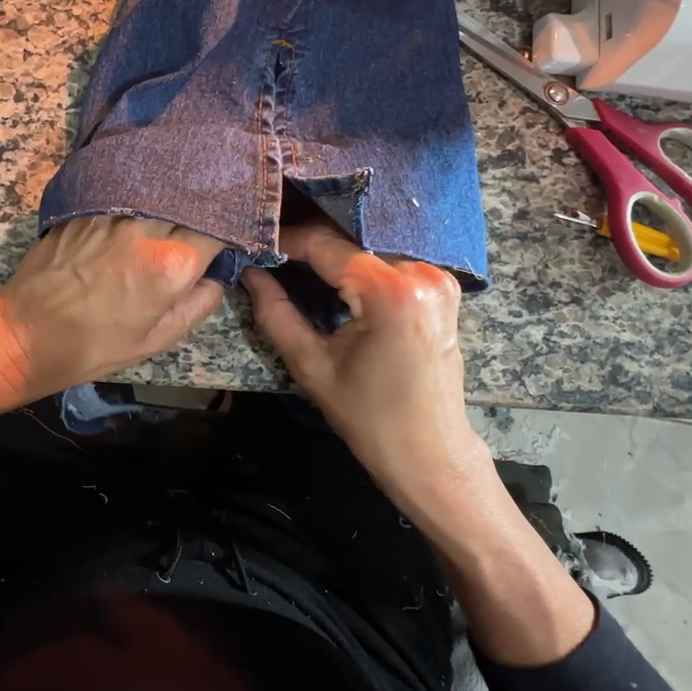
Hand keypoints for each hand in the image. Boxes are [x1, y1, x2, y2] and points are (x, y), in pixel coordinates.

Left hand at [0, 216, 225, 400]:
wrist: (26, 333)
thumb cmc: (93, 346)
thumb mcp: (156, 340)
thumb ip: (196, 305)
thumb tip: (215, 278)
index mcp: (171, 263)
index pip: (217, 230)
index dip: (227, 231)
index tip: (227, 236)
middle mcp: (146, 228)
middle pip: (187, 205)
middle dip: (199, 210)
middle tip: (203, 218)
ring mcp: (113, 214)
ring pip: (154, 193)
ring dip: (167, 200)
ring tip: (171, 207)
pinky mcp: (85, 209)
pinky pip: (121, 195)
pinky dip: (134, 200)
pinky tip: (135, 207)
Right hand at [242, 222, 487, 497]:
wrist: (431, 453)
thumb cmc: (370, 418)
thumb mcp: (311, 365)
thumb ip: (275, 313)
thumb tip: (249, 272)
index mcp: (390, 291)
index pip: (324, 244)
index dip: (284, 241)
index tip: (253, 242)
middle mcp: (420, 272)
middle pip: (349, 237)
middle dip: (306, 241)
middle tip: (268, 249)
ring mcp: (438, 276)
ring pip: (369, 243)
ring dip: (333, 248)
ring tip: (293, 258)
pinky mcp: (442, 286)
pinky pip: (390, 257)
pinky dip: (359, 260)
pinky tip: (331, 271)